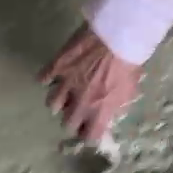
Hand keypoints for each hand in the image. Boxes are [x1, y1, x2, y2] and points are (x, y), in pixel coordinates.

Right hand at [39, 25, 140, 143]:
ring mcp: (66, 84)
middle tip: (76, 113)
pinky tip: (51, 77)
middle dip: (72, 120)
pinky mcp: (57, 65)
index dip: (88, 134)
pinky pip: (43, 78)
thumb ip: (115, 108)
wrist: (117, 35)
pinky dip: (46, 79)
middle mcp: (80, 103)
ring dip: (58, 102)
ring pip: (52, 104)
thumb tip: (108, 117)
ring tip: (63, 96)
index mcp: (100, 112)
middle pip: (67, 124)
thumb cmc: (128, 65)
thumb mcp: (129, 92)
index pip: (89, 137)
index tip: (89, 130)